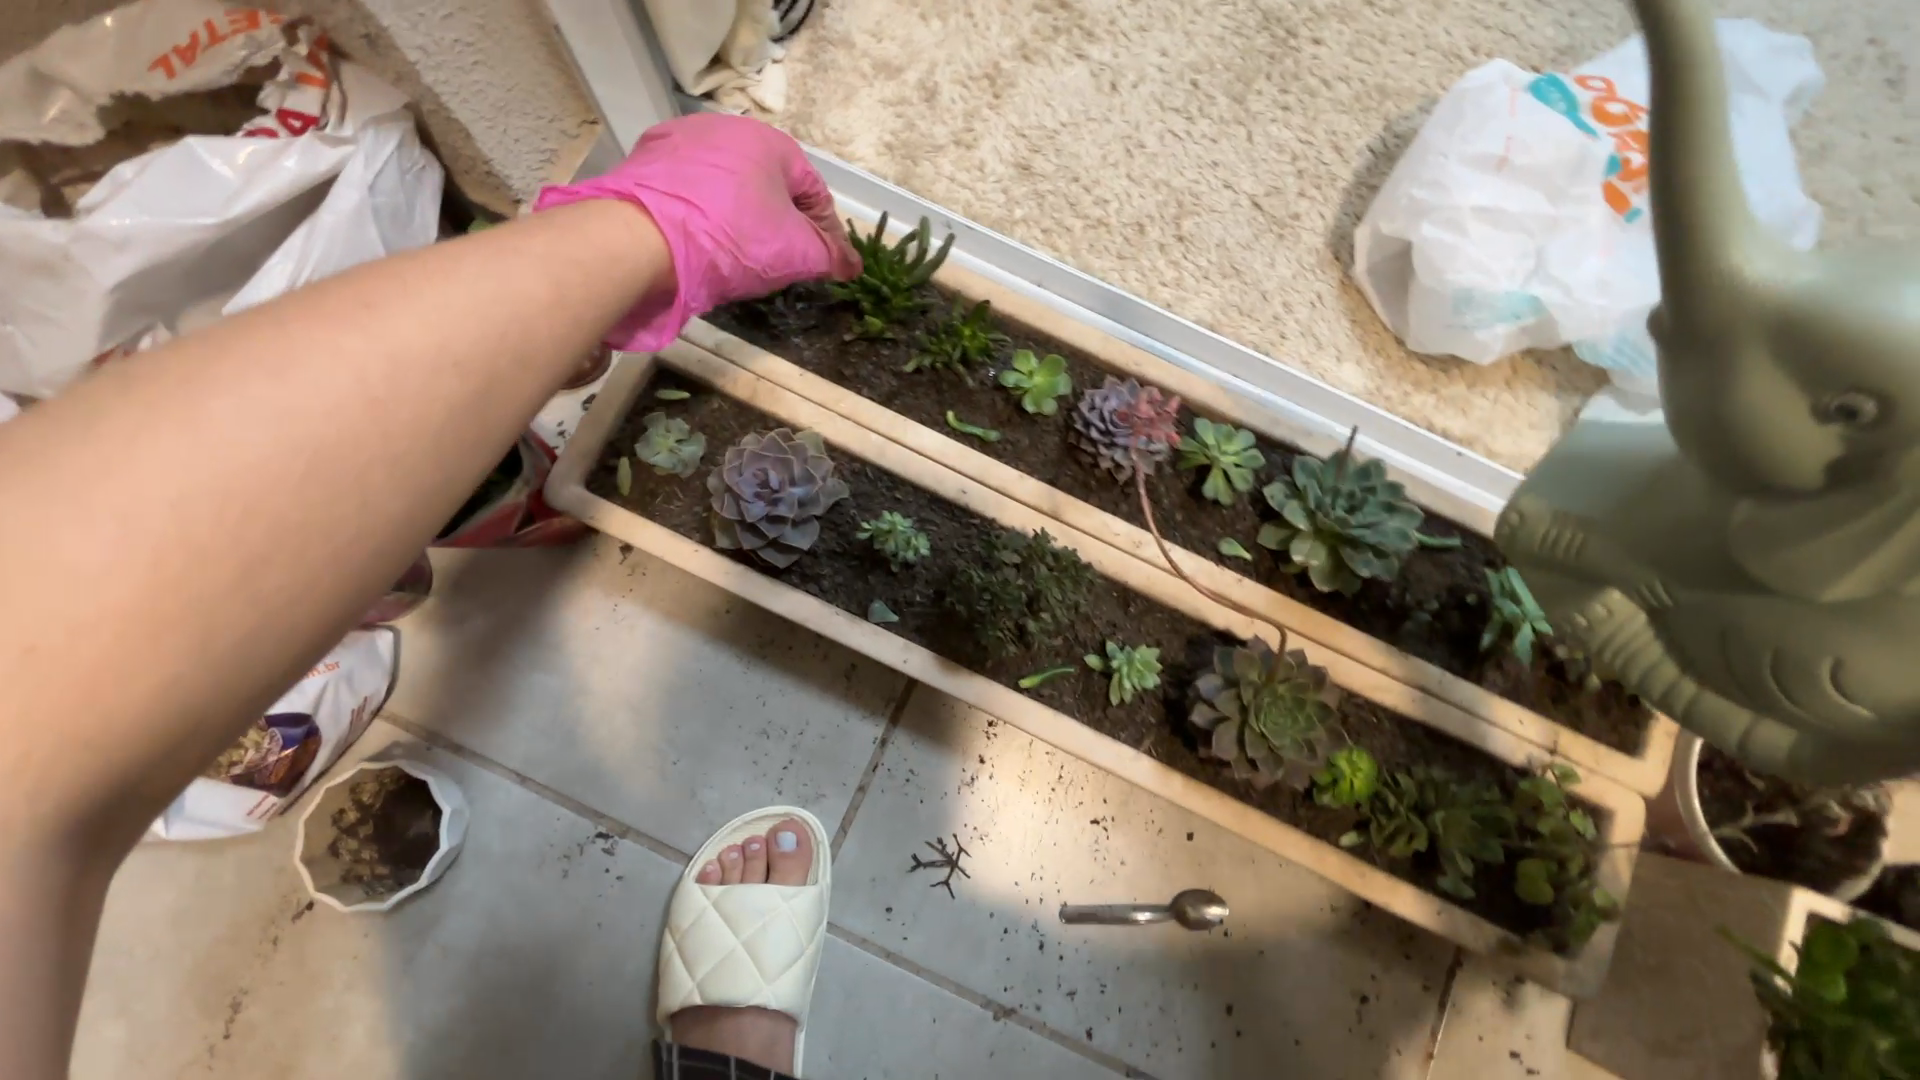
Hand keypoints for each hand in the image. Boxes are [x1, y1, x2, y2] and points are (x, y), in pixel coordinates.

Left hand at [533, 113, 861, 351]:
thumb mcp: (796, 254)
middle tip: (783, 265)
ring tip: (740, 260)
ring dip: (742, 222)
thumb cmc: (734, 238)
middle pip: (770, 187)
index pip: (814, 191)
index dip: (827, 232)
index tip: (828, 265)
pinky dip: (704, 220)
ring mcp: (681, 144)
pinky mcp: (646, 165)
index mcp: (771, 143)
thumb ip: (830, 257)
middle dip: (782, 226)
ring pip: (729, 190)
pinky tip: (702, 249)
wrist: (641, 239)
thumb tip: (852, 265)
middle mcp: (726, 130)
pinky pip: (691, 195)